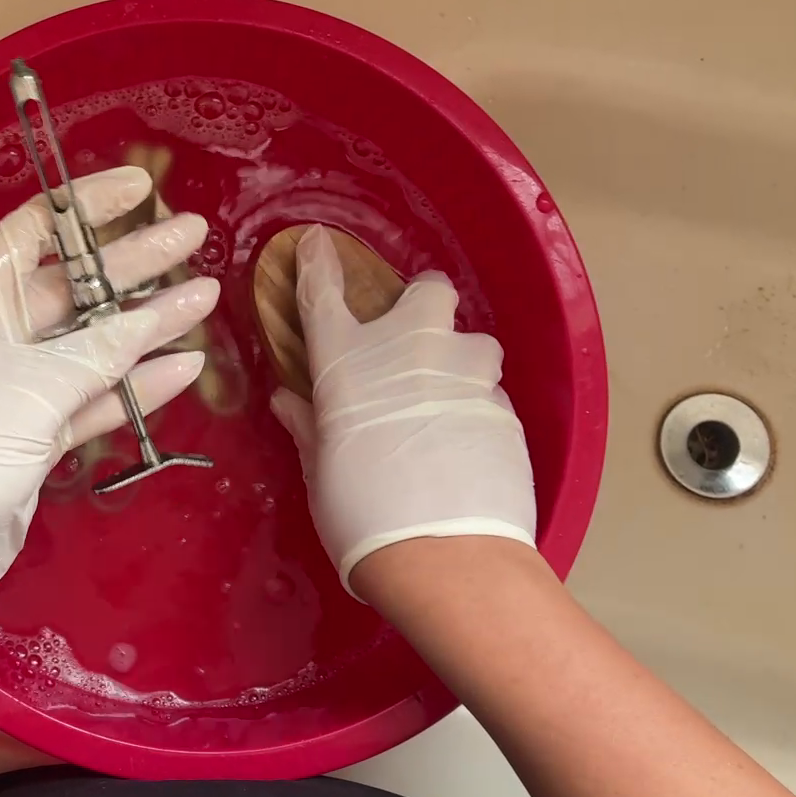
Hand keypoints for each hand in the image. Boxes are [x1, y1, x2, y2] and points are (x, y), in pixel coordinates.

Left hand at [0, 166, 219, 628]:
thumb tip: (158, 319)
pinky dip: (133, 383)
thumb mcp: (34, 387)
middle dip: (132, 261)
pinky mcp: (37, 427)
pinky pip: (92, 394)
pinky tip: (184, 365)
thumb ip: (99, 351)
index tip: (140, 188)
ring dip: (145, 322)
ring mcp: (19, 382)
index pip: (31, 232)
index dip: (84, 206)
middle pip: (73, 283)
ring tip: (204, 293)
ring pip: (91, 341)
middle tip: (192, 233)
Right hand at [268, 226, 535, 597]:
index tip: (317, 240)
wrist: (444, 555)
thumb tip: (290, 400)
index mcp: (345, 360)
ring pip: (472, 344)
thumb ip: (309, 424)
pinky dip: (473, 405)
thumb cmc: (357, 507)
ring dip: (457, 361)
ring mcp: (464, 375)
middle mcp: (407, 351)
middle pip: (427, 291)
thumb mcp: (319, 465)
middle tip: (411, 340)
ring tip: (443, 400)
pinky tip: (462, 443)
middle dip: (422, 303)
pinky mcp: (505, 408)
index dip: (318, 262)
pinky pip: (488, 390)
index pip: (322, 294)